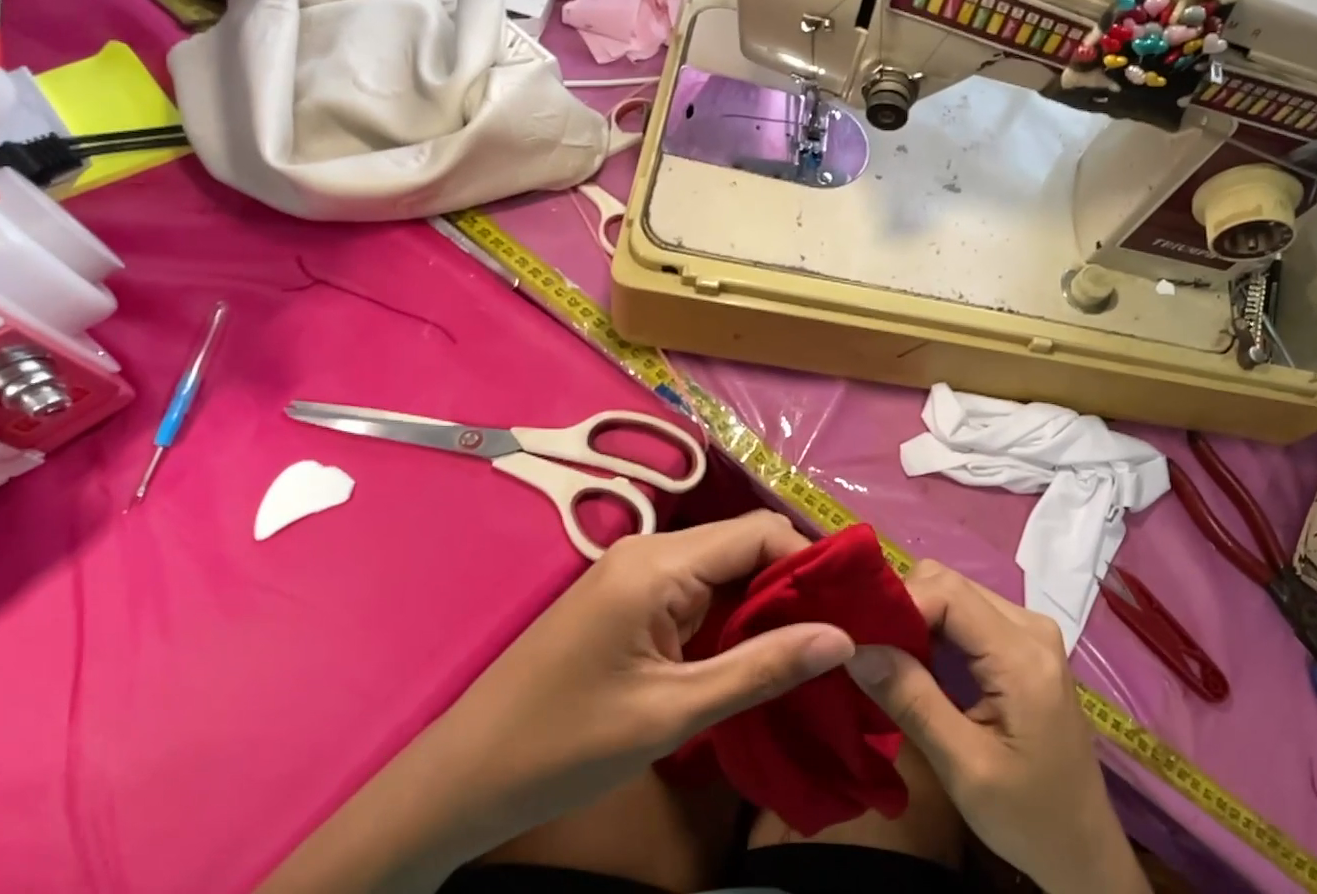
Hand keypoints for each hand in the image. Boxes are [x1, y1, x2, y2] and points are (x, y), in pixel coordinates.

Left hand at [260, 511, 853, 892]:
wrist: (460, 781)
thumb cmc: (564, 746)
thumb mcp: (674, 714)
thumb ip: (763, 669)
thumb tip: (845, 637)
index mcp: (657, 565)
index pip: (761, 533)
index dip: (814, 563)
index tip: (856, 608)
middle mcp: (649, 553)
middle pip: (746, 548)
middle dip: (798, 587)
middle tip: (844, 636)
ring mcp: (634, 577)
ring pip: (726, 573)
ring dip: (769, 608)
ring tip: (813, 650)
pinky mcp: (628, 603)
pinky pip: (699, 596)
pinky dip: (735, 621)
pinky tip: (760, 657)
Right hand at [847, 562, 1148, 893]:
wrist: (1080, 843)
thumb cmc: (1027, 814)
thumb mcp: (963, 767)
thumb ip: (912, 701)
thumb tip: (856, 648)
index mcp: (1022, 654)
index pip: (947, 592)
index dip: (897, 603)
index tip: (855, 636)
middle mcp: (1031, 627)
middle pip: (951, 584)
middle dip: (902, 608)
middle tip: (863, 650)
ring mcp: (1031, 633)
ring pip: (956, 595)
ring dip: (915, 619)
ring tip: (881, 660)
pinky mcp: (1024, 647)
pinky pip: (969, 617)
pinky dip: (934, 632)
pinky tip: (913, 666)